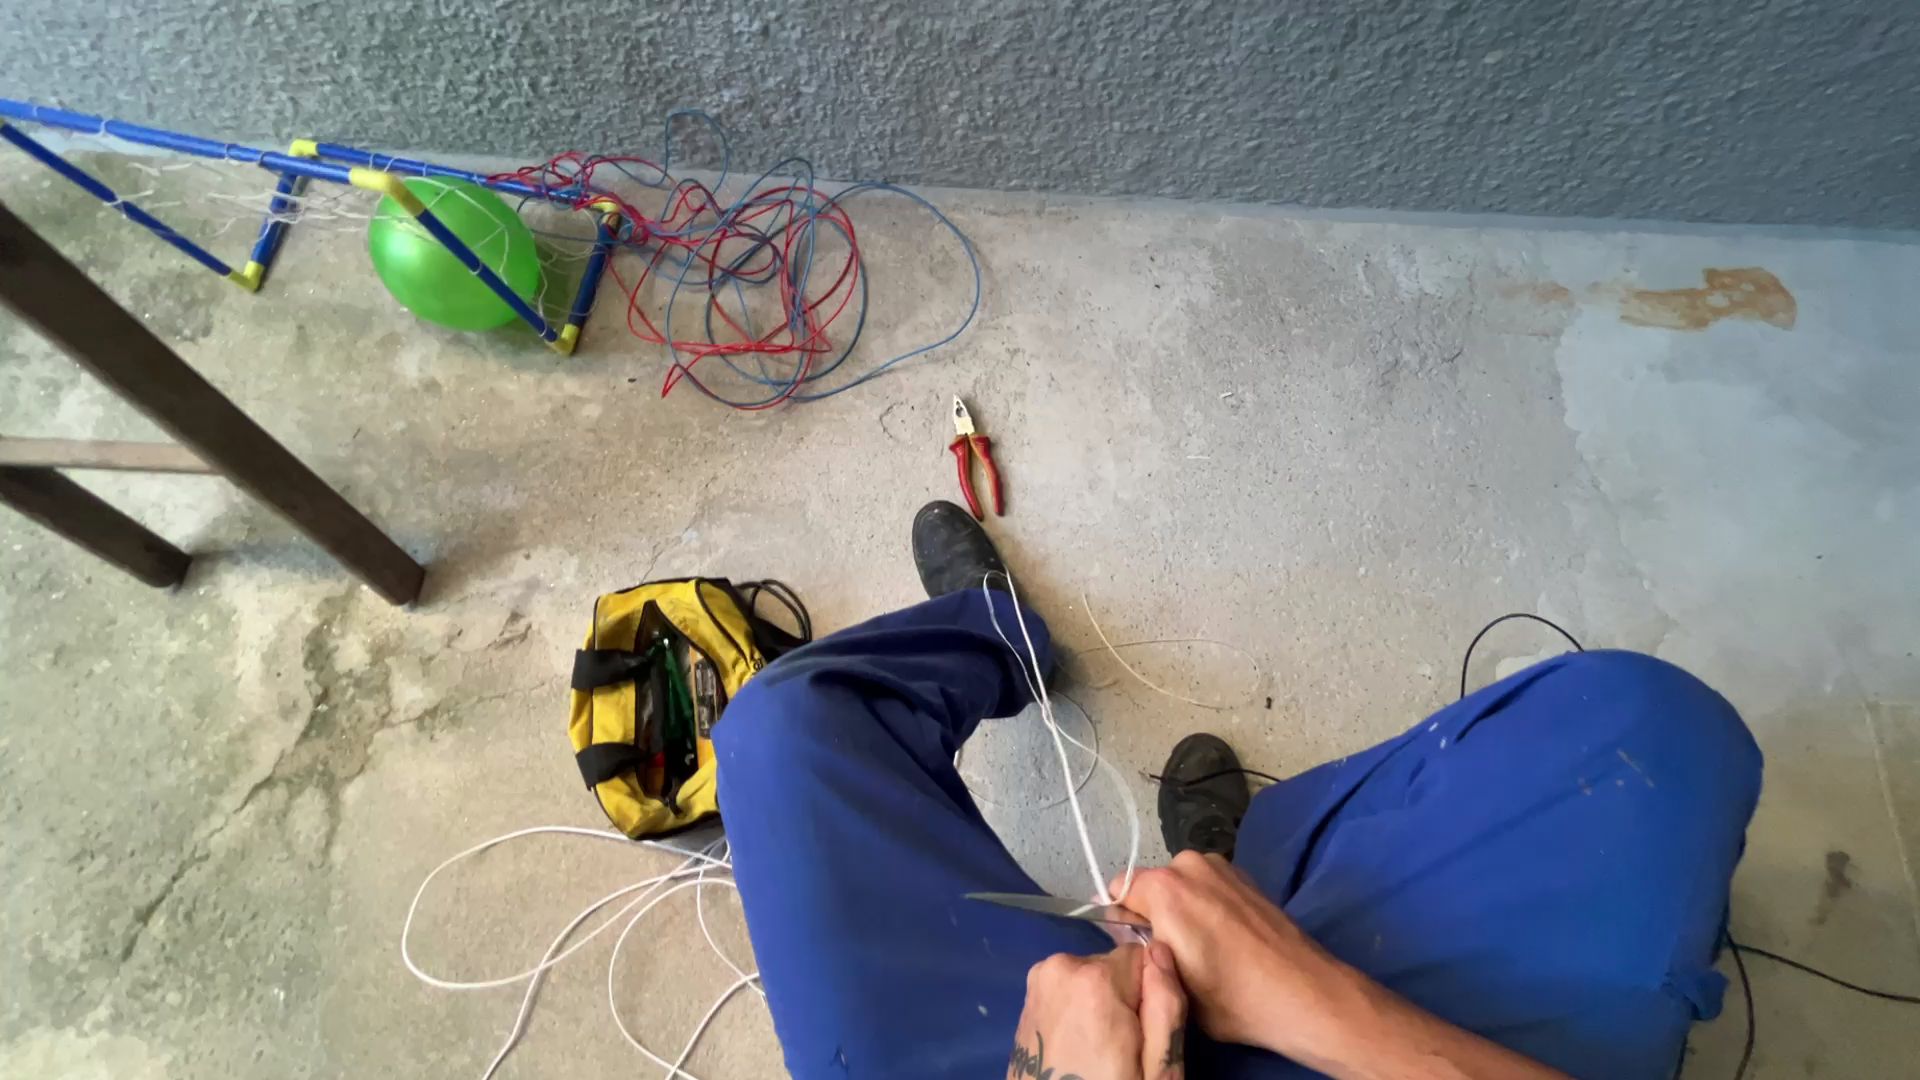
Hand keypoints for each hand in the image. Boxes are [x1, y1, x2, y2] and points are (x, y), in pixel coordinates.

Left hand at [1010, 943, 1188, 1079]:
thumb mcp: (1157, 1072)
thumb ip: (1165, 1006)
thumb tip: (1160, 949)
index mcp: (1095, 979)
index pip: (1142, 956)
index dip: (1149, 996)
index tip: (1142, 1034)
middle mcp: (1062, 965)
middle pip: (1113, 966)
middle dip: (1122, 999)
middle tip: (1120, 1049)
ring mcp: (1039, 977)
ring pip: (1091, 975)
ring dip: (1098, 1003)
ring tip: (1095, 1051)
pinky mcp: (1028, 993)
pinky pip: (1068, 986)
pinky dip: (1076, 1007)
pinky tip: (1075, 1045)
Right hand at [1115, 852, 1362, 1063]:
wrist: (1307, 994)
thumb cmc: (1236, 999)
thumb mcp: (1173, 985)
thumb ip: (1141, 950)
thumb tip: (1127, 931)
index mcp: (1164, 889)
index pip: (1117, 890)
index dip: (1124, 920)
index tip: (1142, 946)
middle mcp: (1186, 864)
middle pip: (1149, 884)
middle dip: (1153, 912)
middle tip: (1176, 950)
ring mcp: (1217, 863)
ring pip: (1177, 882)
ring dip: (1180, 905)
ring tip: (1206, 943)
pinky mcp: (1240, 871)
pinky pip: (1204, 882)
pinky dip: (1205, 900)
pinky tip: (1227, 933)